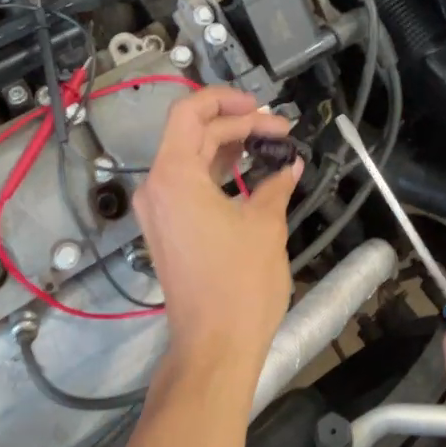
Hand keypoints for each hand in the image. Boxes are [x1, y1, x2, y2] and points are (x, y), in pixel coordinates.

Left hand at [133, 86, 301, 372]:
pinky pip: (187, 184)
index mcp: (173, 175)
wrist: (214, 347)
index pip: (188, 112)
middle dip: (236, 124)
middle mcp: (156, 186)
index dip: (224, 99)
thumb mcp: (265, 224)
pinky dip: (216, 171)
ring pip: (189, 157)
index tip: (260, 105)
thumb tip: (289, 164)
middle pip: (191, 133)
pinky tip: (248, 172)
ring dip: (227, 146)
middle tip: (279, 130)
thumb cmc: (239, 283)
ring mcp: (158, 209)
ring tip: (268, 145)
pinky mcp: (166, 228)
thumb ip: (275, 184)